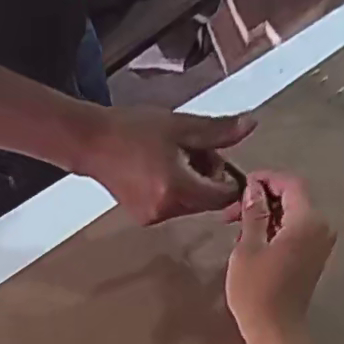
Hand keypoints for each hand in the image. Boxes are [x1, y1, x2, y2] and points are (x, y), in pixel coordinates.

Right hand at [80, 107, 256, 225]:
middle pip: (205, 201)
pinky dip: (176, 190)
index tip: (225, 158)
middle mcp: (164, 210)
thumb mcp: (181, 125)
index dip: (230, 178)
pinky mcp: (143, 217)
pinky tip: (161, 170)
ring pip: (189, 204)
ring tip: (175, 158)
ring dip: (192, 184)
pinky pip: (172, 206)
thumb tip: (250, 126)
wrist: (94, 145)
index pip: (221, 196)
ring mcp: (152, 217)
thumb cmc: (133, 132)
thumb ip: (219, 131)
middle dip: (209, 178)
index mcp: (176, 189)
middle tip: (196, 150)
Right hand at [225, 171, 336, 340]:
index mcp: (307, 220)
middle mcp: (322, 226)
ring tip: (239, 228)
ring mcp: (321, 242)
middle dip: (264, 200)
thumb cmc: (256, 290)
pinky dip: (277, 229)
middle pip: (294, 199)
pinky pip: (298, 231)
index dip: (267, 179)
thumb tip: (253, 189)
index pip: (291, 184)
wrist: (274, 328)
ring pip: (295, 216)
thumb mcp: (247, 250)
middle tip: (232, 212)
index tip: (242, 183)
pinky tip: (256, 240)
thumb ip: (254, 215)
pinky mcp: (315, 256)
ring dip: (269, 216)